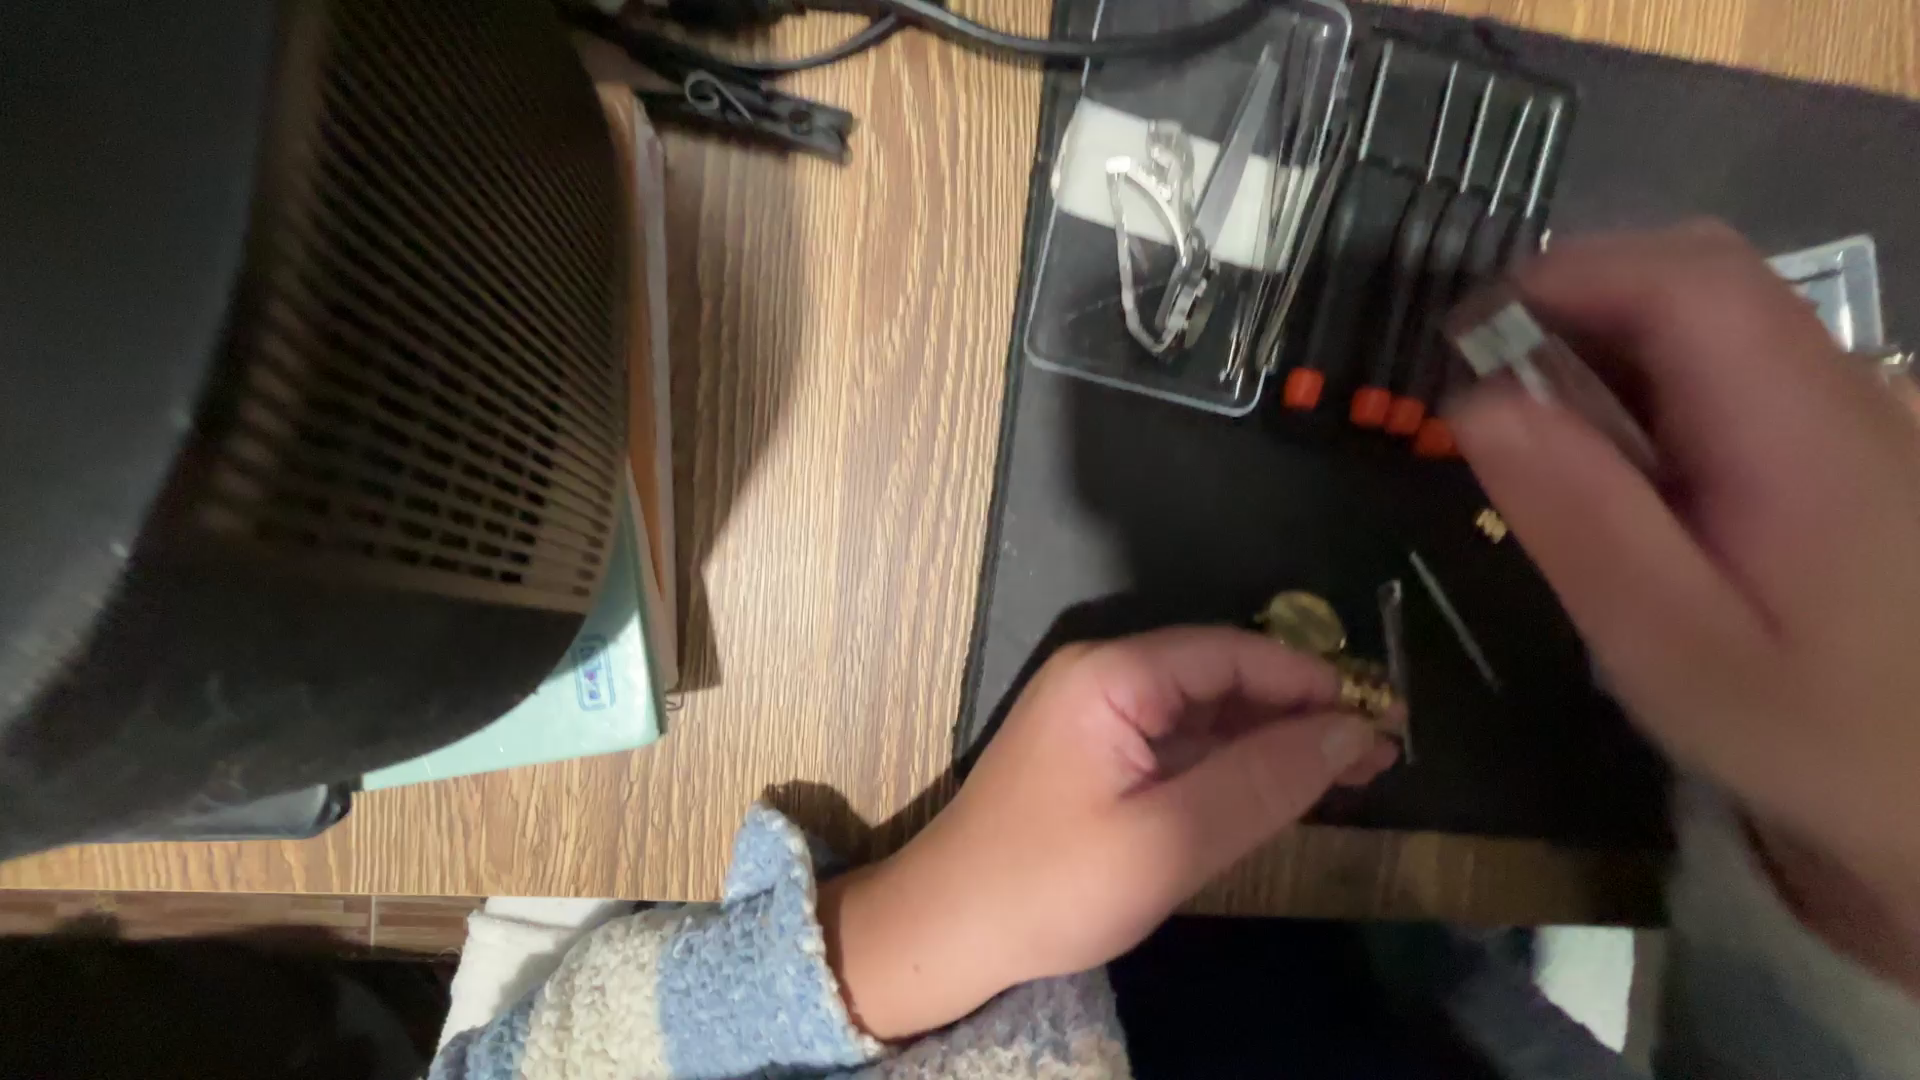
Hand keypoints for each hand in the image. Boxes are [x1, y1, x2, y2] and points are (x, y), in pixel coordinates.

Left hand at [817, 627, 1395, 1039]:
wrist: (950, 923)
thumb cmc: (1053, 882)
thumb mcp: (1170, 839)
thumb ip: (1262, 781)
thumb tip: (1352, 732)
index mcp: (1111, 674)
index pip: (1229, 653)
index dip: (1308, 680)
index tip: (1381, 714)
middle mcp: (1101, 674)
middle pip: (1216, 675)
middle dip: (1295, 710)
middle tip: (1377, 752)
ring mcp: (1093, 711)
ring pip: (1199, 709)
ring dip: (1266, 736)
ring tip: (1348, 770)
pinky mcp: (1093, 749)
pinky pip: (1173, 739)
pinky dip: (1225, 759)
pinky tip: (1275, 783)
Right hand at [1447, 222, 1919, 985]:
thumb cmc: (1809, 725)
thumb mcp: (1665, 637)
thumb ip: (1576, 516)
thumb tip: (1477, 404)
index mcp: (1801, 433)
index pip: (1686, 285)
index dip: (1559, 281)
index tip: (1458, 337)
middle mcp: (1838, 392)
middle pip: (1702, 276)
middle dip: (1569, 297)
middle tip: (1475, 375)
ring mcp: (1847, 410)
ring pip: (1709, 315)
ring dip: (1593, 336)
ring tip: (1521, 416)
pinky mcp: (1835, 439)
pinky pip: (1719, 365)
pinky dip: (1629, 374)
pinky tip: (1596, 447)